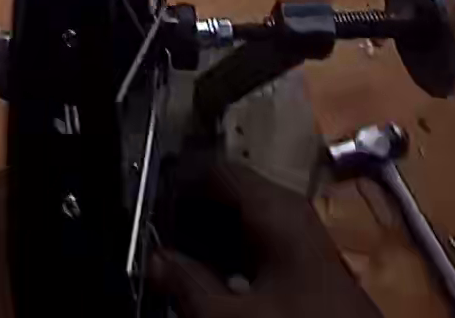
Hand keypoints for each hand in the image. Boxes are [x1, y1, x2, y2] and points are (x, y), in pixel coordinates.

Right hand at [150, 159, 380, 317]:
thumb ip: (186, 284)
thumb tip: (153, 259)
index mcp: (272, 207)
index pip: (212, 168)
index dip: (175, 181)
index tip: (146, 202)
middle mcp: (288, 213)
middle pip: (225, 193)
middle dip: (189, 213)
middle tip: (156, 235)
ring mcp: (302, 243)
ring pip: (241, 222)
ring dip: (208, 239)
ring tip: (178, 264)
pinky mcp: (309, 274)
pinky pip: (257, 248)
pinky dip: (230, 259)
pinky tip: (214, 286)